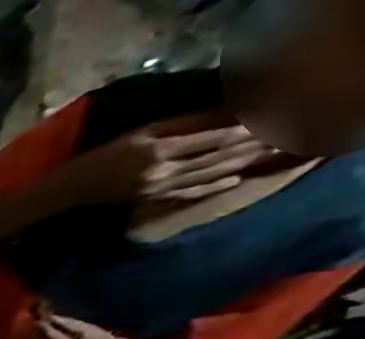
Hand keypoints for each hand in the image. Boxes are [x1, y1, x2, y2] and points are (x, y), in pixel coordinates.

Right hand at [52, 112, 284, 204]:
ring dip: (243, 162)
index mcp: (161, 149)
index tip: (278, 118)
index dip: (252, 127)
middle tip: (288, 134)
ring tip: (271, 152)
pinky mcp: (154, 198)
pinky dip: (214, 185)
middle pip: (220, 155)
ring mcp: (159, 188)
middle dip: (256, 145)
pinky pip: (190, 192)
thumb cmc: (109, 153)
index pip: (217, 136)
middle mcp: (163, 170)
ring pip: (210, 173)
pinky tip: (234, 179)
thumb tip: (229, 116)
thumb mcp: (145, 132)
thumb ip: (186, 124)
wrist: (76, 186)